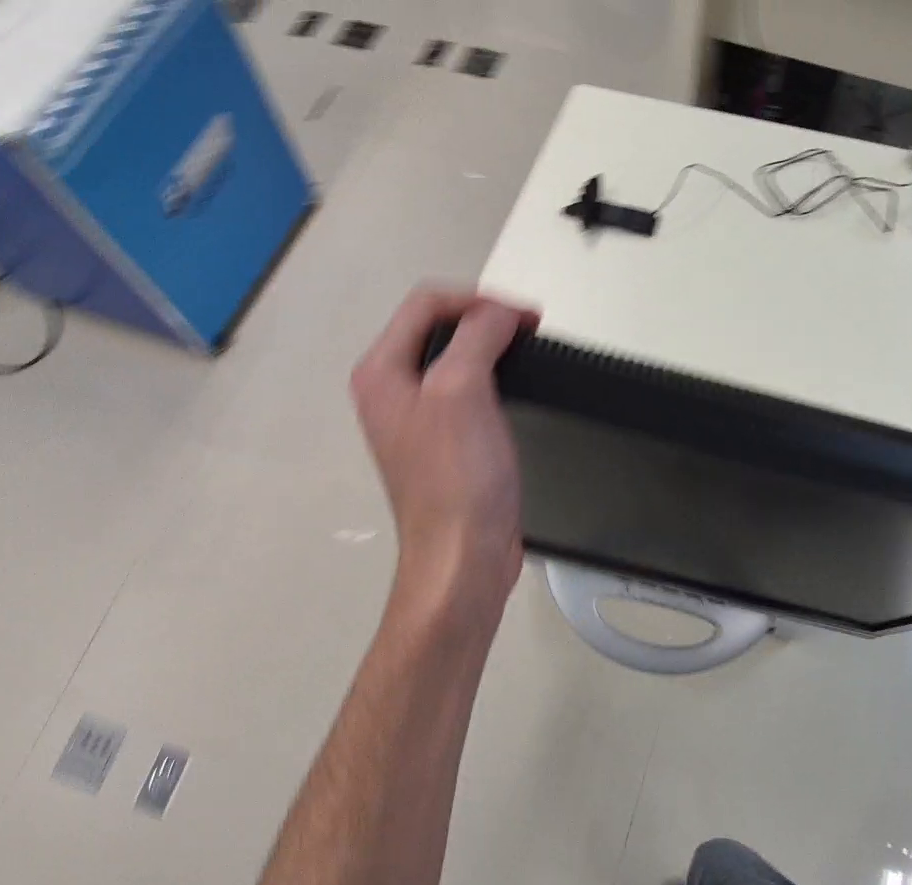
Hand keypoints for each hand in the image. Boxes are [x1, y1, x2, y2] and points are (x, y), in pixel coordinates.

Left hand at [350, 287, 537, 606]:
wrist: (463, 558)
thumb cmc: (458, 477)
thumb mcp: (463, 390)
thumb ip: (478, 336)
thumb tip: (500, 313)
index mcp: (381, 372)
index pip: (426, 305)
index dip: (478, 299)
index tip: (525, 318)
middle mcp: (390, 392)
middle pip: (437, 330)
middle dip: (484, 321)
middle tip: (529, 331)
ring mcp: (416, 422)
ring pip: (453, 363)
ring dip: (490, 351)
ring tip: (528, 356)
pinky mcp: (443, 449)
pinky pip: (465, 397)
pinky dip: (492, 383)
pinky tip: (516, 395)